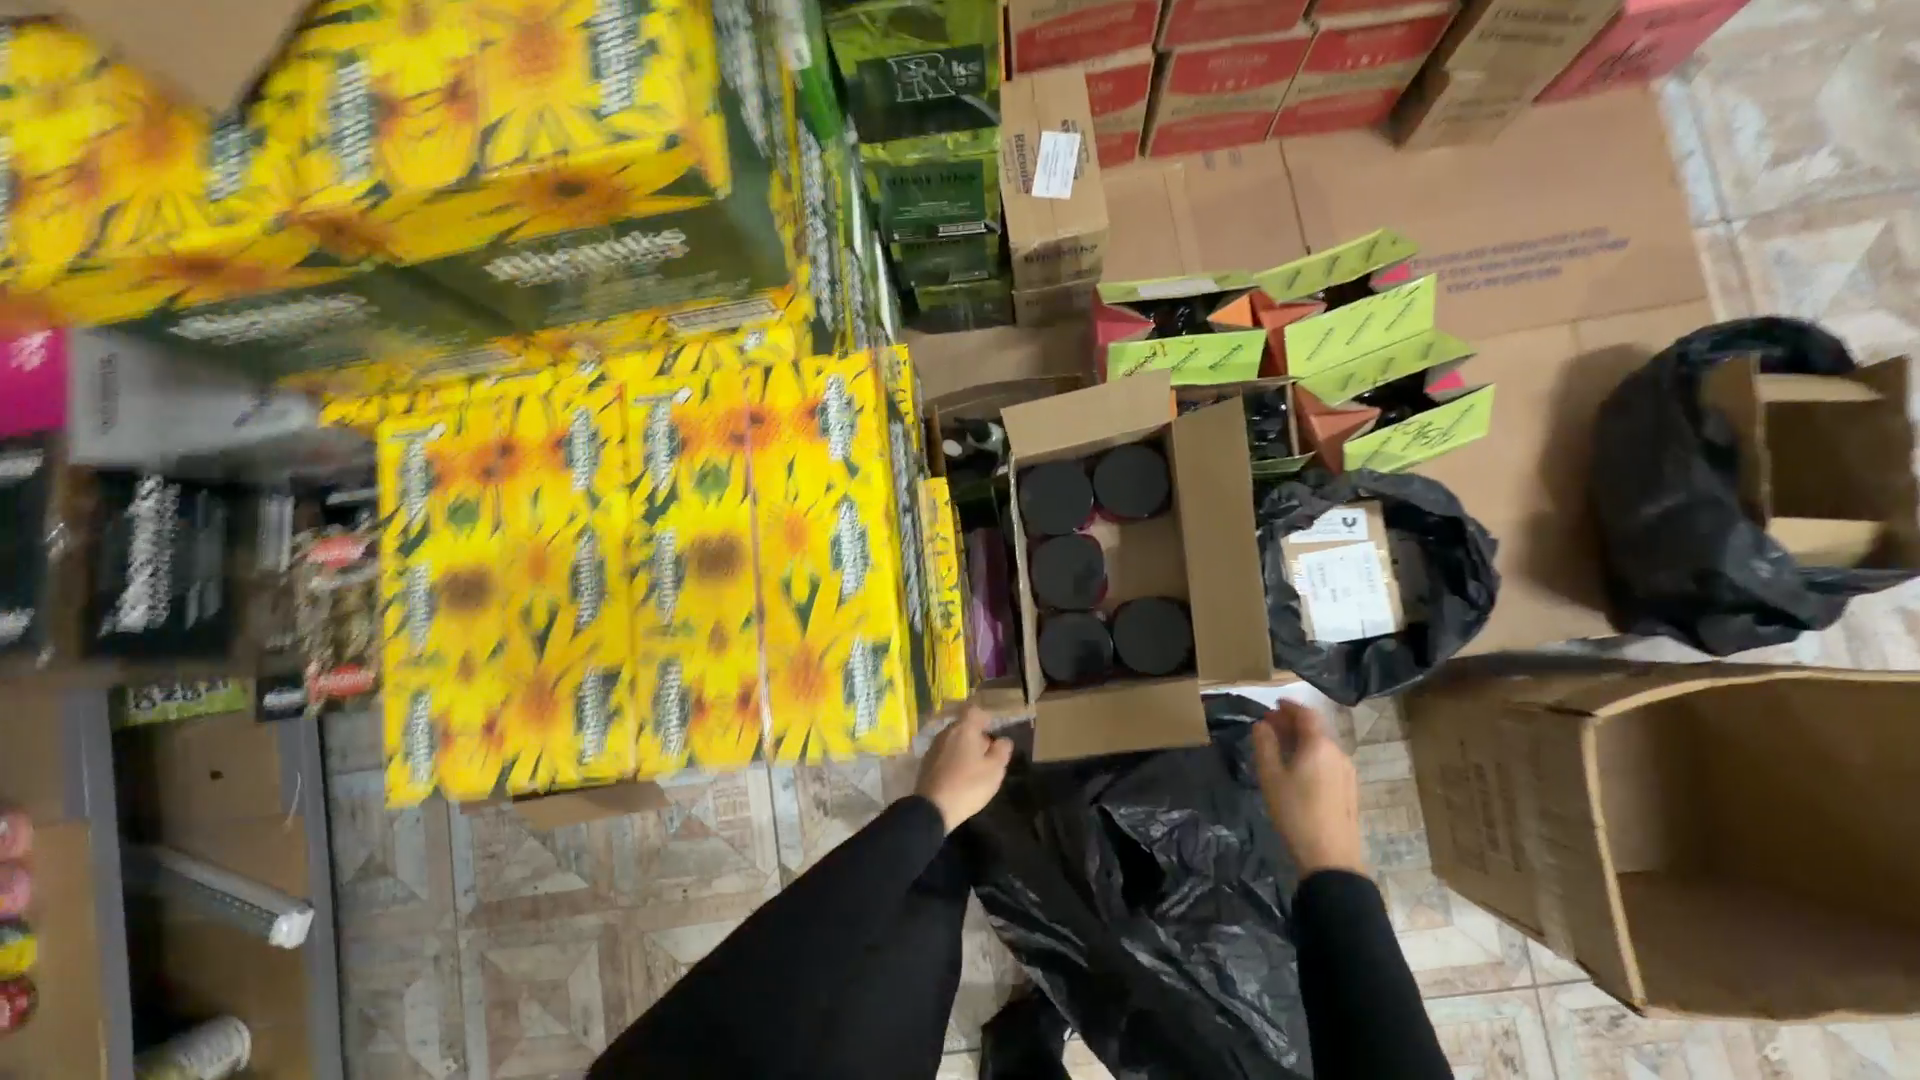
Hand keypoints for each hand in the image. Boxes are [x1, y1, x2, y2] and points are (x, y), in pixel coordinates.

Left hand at [916, 706, 1013, 832]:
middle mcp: (946, 733)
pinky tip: (959, 777)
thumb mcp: (995, 770)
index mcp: (964, 729)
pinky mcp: (926, 763)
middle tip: (988, 755)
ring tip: (975, 769)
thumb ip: (1002, 751)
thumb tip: (1003, 740)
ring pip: (953, 740)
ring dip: (964, 749)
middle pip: (963, 726)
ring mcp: (933, 747)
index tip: (993, 730)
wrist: (933, 808)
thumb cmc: (968, 785)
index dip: (985, 717)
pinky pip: (944, 753)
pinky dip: (953, 759)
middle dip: (976, 736)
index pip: (974, 710)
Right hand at [1251, 701, 1365, 877]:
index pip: (1306, 714)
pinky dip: (1312, 755)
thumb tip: (1262, 725)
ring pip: (1322, 746)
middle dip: (1293, 723)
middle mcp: (1338, 753)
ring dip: (1302, 740)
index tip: (1274, 704)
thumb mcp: (1271, 777)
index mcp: (1319, 745)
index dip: (1290, 706)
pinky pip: (1328, 761)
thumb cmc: (1295, 813)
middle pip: (1316, 729)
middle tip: (1270, 725)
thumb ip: (1265, 746)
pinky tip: (1299, 769)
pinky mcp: (1349, 790)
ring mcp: (1347, 773)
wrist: (1330, 857)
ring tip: (1281, 746)